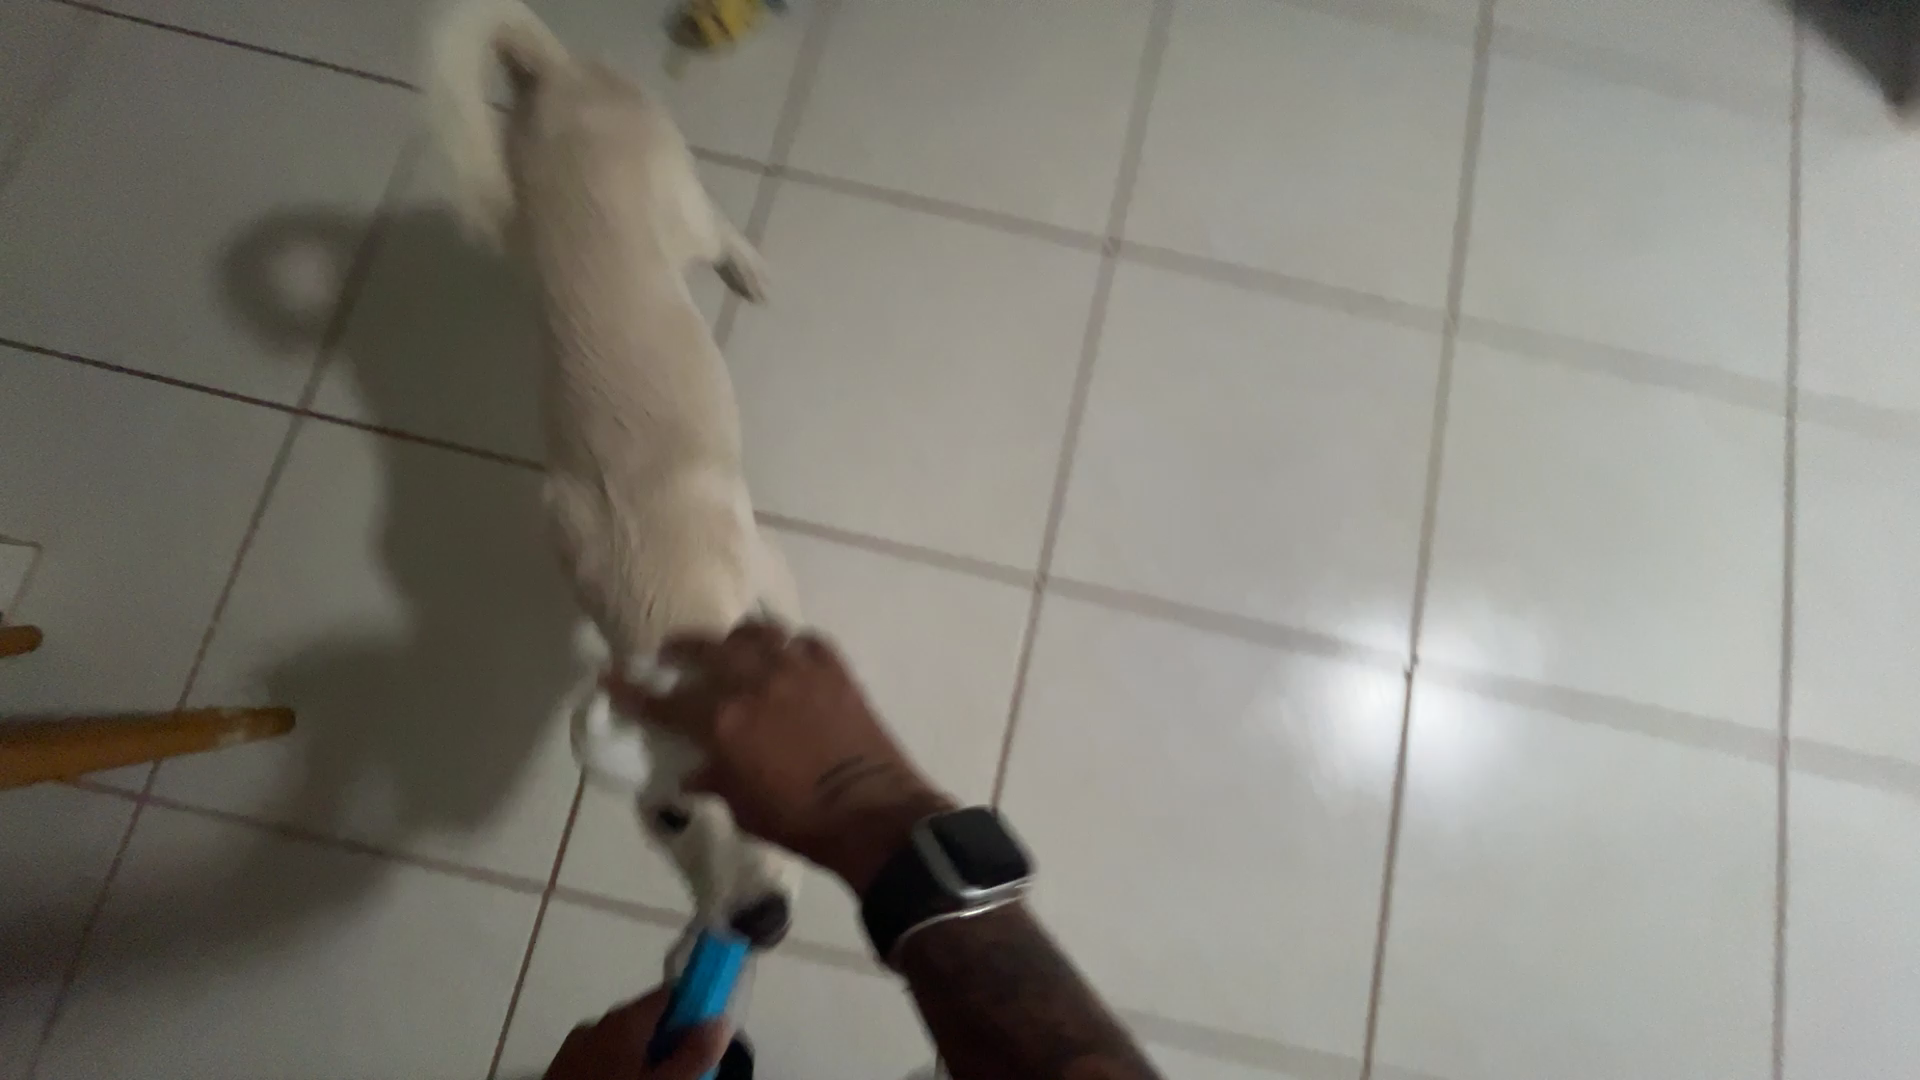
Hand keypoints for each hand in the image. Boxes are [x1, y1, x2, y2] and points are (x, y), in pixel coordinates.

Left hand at [543, 986, 729, 1079]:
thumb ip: (695, 1053)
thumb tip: (722, 1019)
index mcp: (624, 1018)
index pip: (672, 992)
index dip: (695, 1010)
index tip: (705, 1036)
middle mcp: (597, 1023)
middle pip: (647, 1020)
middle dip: (669, 1042)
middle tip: (683, 1071)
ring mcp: (572, 1050)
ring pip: (622, 1044)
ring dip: (642, 1059)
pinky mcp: (557, 1074)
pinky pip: (600, 1062)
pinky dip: (616, 1071)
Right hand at [611, 621, 954, 891]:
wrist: (872, 811)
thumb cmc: (800, 820)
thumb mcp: (742, 807)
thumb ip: (713, 779)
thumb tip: (694, 771)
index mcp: (725, 721)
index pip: (667, 701)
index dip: (635, 691)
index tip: (614, 677)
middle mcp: (757, 682)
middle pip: (709, 649)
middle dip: (683, 649)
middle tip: (672, 654)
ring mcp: (800, 669)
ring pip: (758, 634)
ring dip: (736, 640)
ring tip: (730, 648)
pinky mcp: (835, 668)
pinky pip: (804, 641)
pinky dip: (788, 645)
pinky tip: (785, 657)